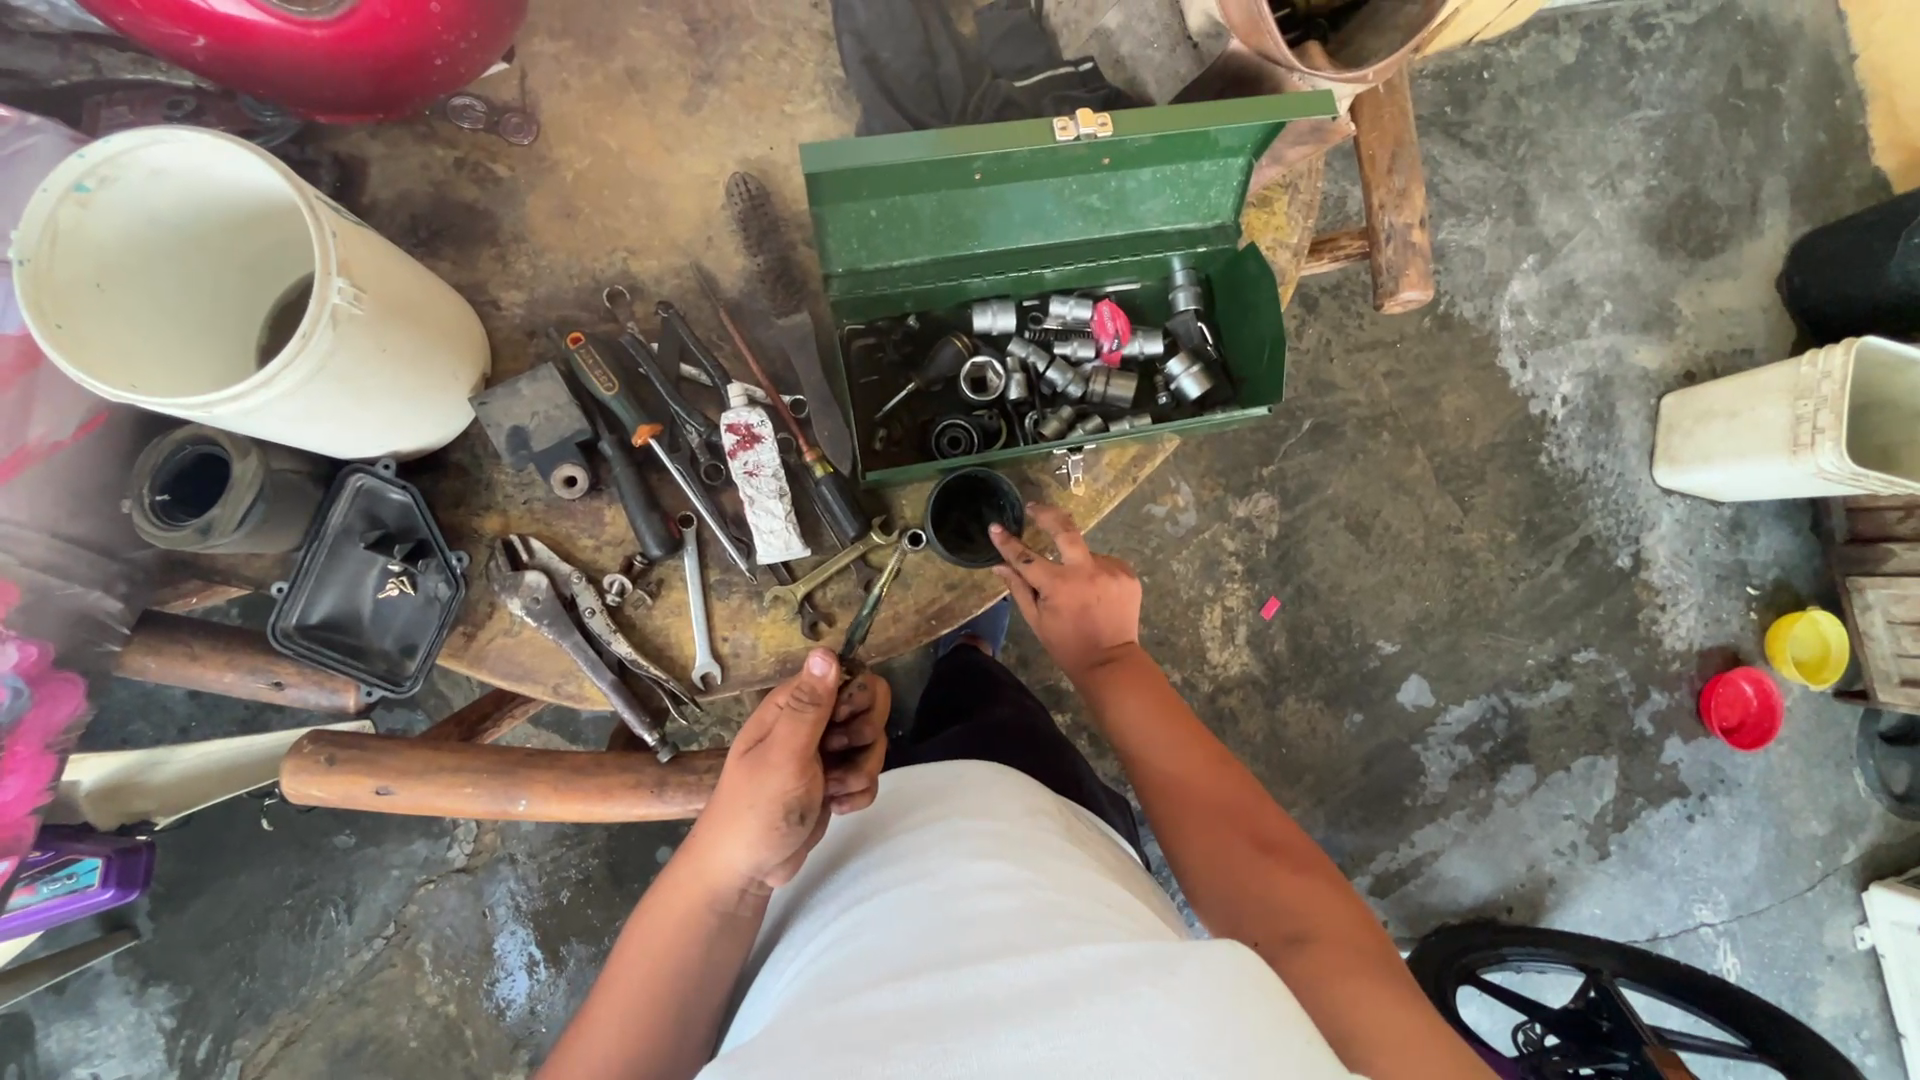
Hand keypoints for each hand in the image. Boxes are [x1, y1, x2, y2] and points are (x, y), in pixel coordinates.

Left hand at [684, 648, 888, 895]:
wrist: (746, 871)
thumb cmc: (756, 808)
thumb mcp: (783, 754)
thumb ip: (809, 705)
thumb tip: (826, 650)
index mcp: (792, 705)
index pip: (849, 676)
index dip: (856, 699)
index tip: (842, 725)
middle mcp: (811, 723)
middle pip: (869, 708)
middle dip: (865, 738)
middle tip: (837, 756)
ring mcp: (824, 754)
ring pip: (872, 744)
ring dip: (860, 771)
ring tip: (830, 792)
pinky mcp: (834, 783)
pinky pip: (868, 776)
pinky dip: (857, 793)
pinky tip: (835, 806)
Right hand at [989, 502, 1142, 680]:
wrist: (1110, 661)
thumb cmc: (1066, 644)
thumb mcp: (1036, 619)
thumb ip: (1019, 588)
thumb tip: (998, 565)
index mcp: (1058, 585)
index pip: (1026, 557)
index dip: (1007, 542)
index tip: (995, 527)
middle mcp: (1086, 571)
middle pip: (1065, 529)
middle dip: (1046, 513)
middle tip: (1034, 507)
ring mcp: (1111, 570)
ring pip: (1085, 553)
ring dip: (1076, 561)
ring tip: (1078, 588)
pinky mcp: (1127, 573)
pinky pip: (1104, 563)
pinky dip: (1095, 572)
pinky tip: (1095, 592)